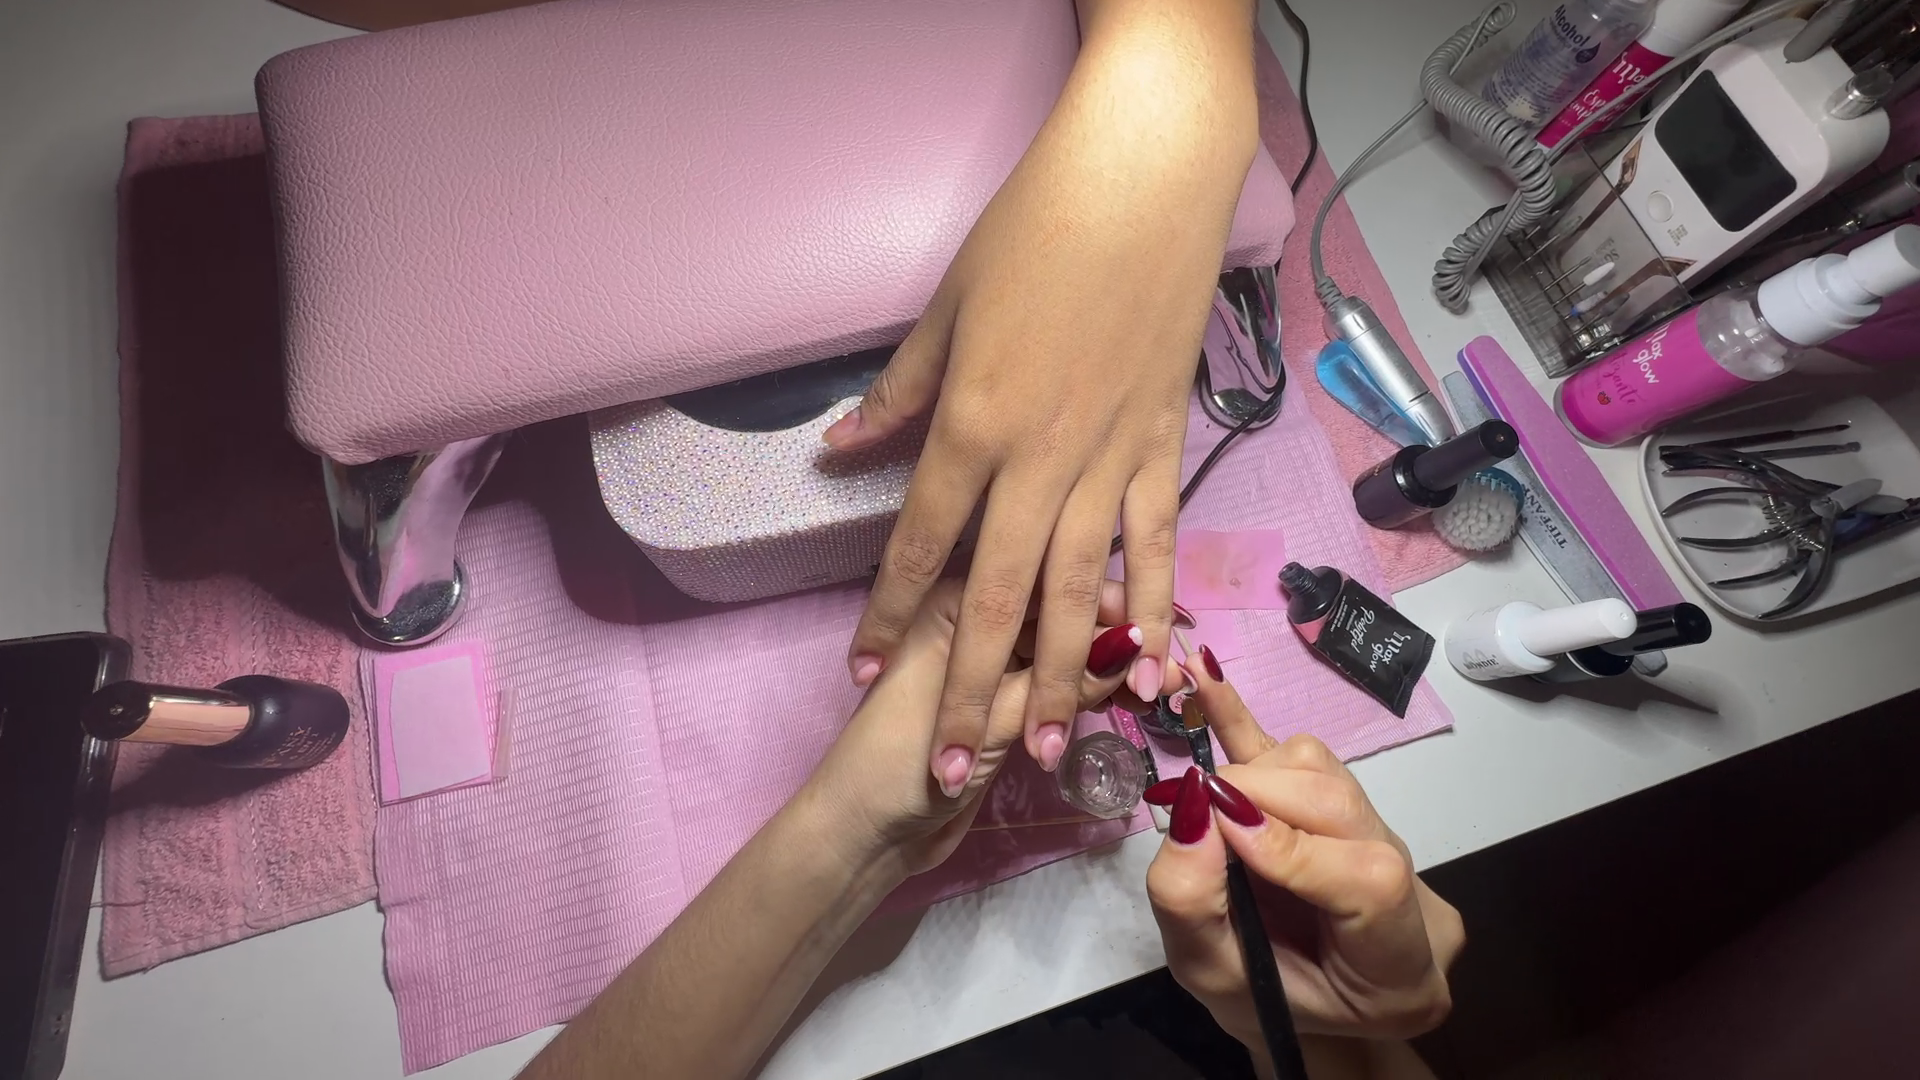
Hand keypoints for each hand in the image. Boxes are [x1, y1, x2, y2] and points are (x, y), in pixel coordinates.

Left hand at [806, 579, 1140, 875]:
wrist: (863, 835)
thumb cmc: (899, 760)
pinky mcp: (1002, 699)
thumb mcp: (984, 718)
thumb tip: (1134, 644)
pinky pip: (1053, 685)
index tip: (1154, 628)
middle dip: (1110, 642)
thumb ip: (1056, 683)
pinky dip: (1085, 695)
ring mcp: (989, 660)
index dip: (1100, 603)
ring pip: (1060, 651)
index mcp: (953, 600)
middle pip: (1057, 616)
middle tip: (1164, 672)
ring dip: (1104, 671)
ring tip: (1155, 693)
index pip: (1038, 583)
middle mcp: (974, 617)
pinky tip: (1127, 704)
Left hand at [825, 0, 1259, 795]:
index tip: (858, 673)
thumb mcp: (945, 309)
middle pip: (994, 595)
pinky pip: (1156, 543)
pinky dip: (1152, 604)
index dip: (883, 613)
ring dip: (1059, 675)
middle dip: (970, 687)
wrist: (1143, 184)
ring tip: (1045, 746)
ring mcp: (1109, 462)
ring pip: (1077, 590)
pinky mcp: (1164, 450)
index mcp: (972, 426)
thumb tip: (839, 450)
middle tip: (953, 765)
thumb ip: (897, 396)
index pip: (918, 543)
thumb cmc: (1033, 234)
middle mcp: (1037, 462)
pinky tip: (1148, 664)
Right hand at [1145, 650, 1464, 1049]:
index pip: (1369, 880)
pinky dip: (1244, 717)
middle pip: (1341, 806)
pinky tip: (1205, 675)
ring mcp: (1388, 839)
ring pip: (1324, 770)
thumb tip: (1192, 805)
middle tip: (1192, 806)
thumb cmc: (1252, 1000)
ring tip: (1211, 802)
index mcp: (1400, 968)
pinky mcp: (1346, 801)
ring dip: (1252, 773)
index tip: (1217, 824)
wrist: (1287, 1000)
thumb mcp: (1204, 973)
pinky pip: (1300, 750)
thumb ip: (1190, 900)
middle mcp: (1414, 895)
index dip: (1290, 844)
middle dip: (1255, 793)